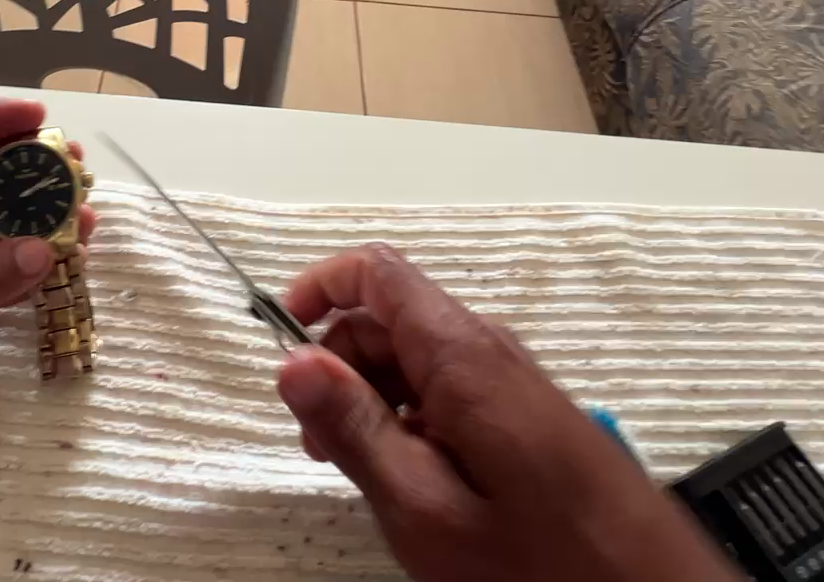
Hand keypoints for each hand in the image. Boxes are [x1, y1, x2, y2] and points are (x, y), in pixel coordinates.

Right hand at [276, 244, 740, 581]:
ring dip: (370, 396)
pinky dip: (408, 415)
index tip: (284, 335)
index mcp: (458, 350)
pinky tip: (410, 476)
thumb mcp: (425, 507)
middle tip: (318, 439)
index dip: (320, 286)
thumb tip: (293, 361)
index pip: (375, 271)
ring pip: (412, 355)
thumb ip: (354, 429)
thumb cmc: (540, 564)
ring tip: (361, 467)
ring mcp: (504, 376)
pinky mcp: (518, 407)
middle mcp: (483, 346)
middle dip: (338, 363)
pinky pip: (444, 386)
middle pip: (386, 317)